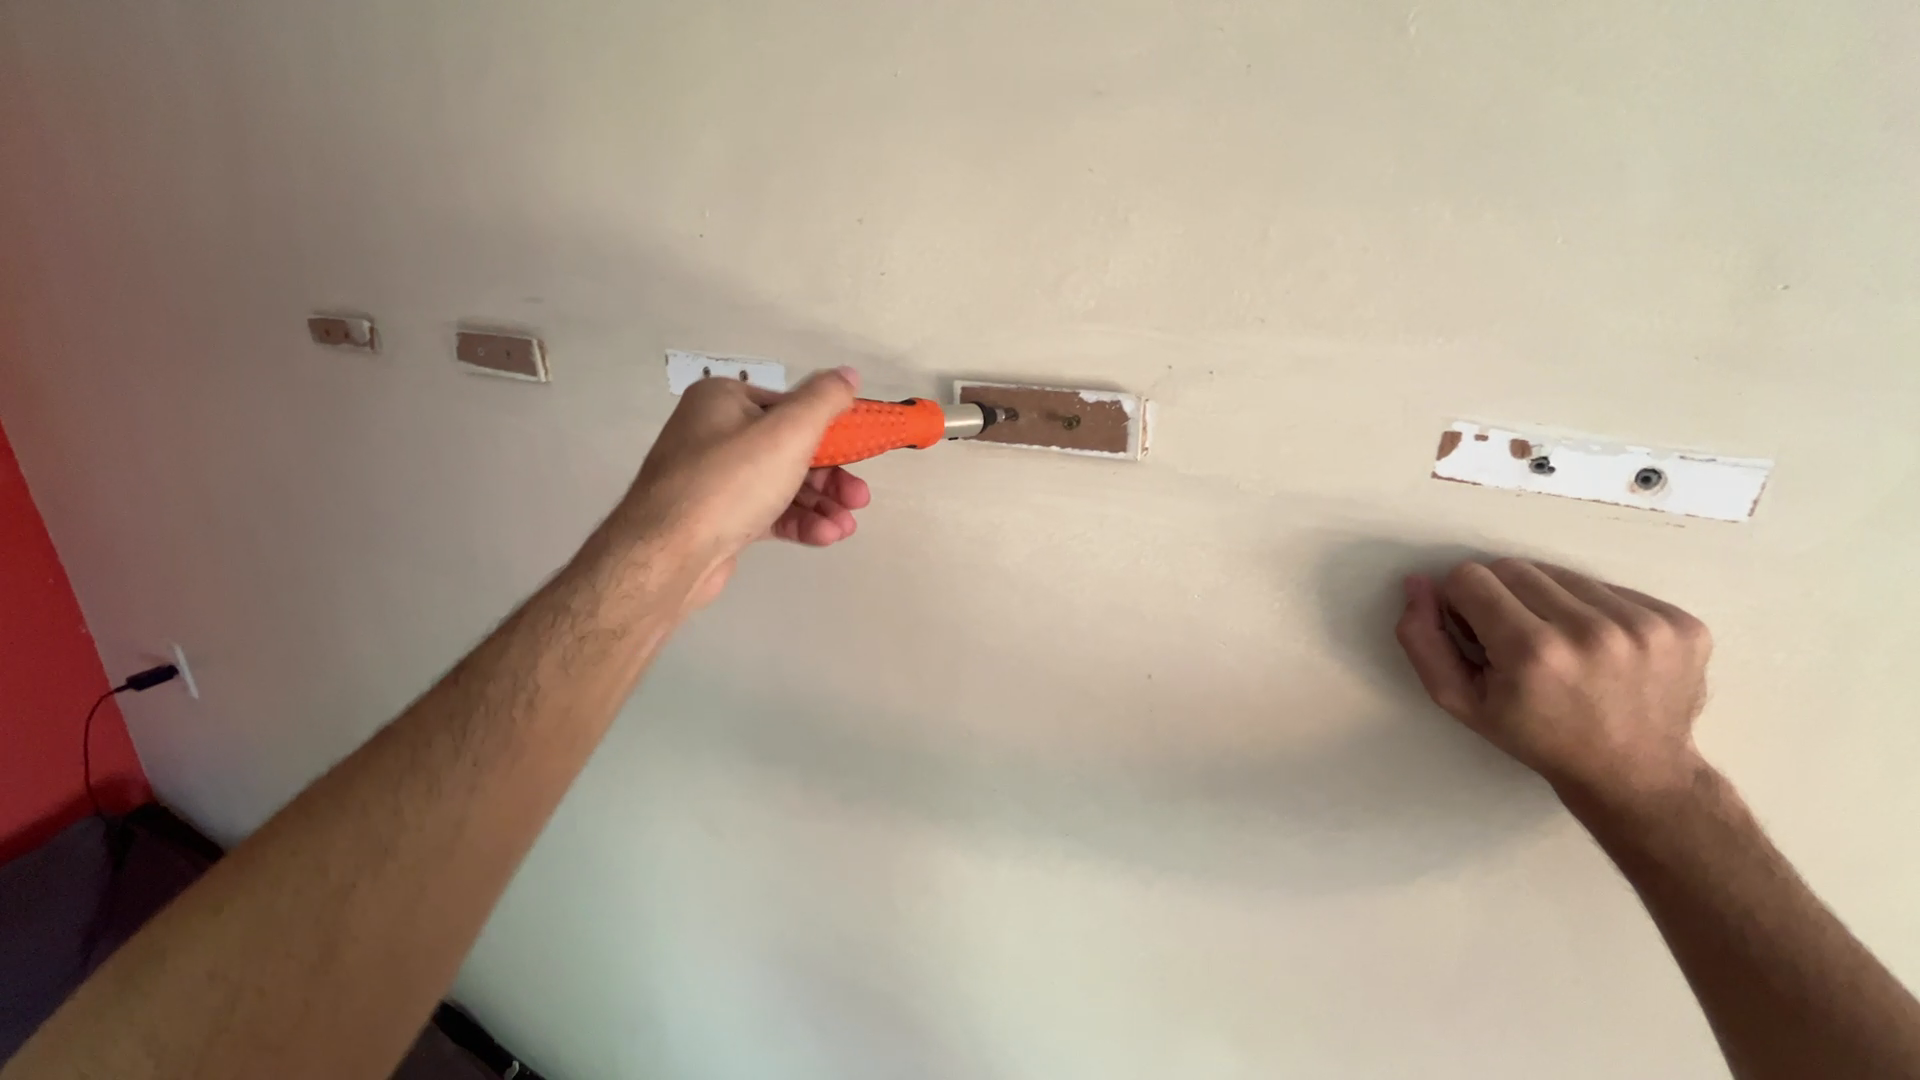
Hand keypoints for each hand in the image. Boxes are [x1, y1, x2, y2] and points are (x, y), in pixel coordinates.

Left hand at [619, 368, 870, 607]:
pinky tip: (824, 536)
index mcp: (724, 401)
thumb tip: (848, 374)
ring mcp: (715, 480)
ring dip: (820, 505)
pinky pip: (767, 513)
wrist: (669, 555)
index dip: (829, 431)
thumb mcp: (788, 432)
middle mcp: (715, 434)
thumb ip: (824, 400)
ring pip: (782, 485)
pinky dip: (798, 522)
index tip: (858, 453)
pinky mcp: (718, 519)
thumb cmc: (730, 482)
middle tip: (859, 499)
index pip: (789, 408)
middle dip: (831, 478)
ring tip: (845, 526)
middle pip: (790, 450)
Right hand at [1395, 559, 1714, 808]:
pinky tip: (1599, 648)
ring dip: (1547, 601)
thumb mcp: (1458, 701)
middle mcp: (1590, 629)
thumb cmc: (1534, 736)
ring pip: (1560, 574)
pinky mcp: (1680, 622)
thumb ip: (1422, 639)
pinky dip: (1593, 610)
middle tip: (1513, 639)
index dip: (1461, 604)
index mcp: (1531, 651)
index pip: (1469, 577)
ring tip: (1558, 645)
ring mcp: (1643, 624)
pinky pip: (1609, 588)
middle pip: (1513, 568)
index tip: (1477, 635)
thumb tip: (1417, 583)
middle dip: (1500, 597)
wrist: (1636, 774)